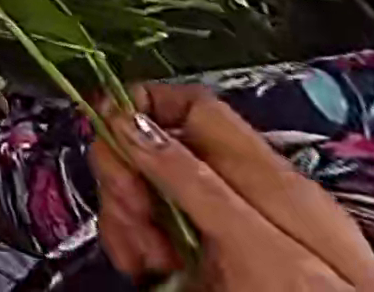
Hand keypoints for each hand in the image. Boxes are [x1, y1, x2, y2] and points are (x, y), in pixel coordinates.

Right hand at [89, 83, 373, 291]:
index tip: (106, 130)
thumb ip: (194, 181)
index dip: (142, 104)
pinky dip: (132, 242)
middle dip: (124, 171)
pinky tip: (144, 269)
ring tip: (141, 259)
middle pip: (154, 145)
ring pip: (142, 187)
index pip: (191, 104)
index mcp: (267, 179)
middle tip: (129, 213)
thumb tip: (125, 116)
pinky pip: (148, 228)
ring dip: (123, 213)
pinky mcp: (207, 264)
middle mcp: (240, 197)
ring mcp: (223, 233)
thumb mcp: (264, 252)